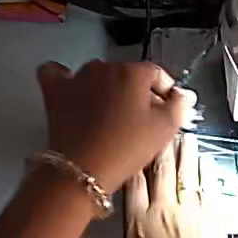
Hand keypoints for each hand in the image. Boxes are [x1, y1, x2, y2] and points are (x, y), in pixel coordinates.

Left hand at [36, 60, 194, 192]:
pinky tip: (73, 90)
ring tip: (110, 113)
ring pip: (97, 75)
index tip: (168, 108)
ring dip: (107, 88)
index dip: (165, 91)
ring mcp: (77, 77)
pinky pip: (56, 74)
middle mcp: (105, 67)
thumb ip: (179, 105)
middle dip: (137, 91)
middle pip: (128, 74)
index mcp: (133, 72)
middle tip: (142, 117)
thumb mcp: (165, 128)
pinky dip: (65, 79)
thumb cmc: (127, 147)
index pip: (157, 73)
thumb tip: (182, 95)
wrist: (83, 170)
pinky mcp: (55, 91)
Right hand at [69, 134, 237, 237]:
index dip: (131, 158)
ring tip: (182, 132)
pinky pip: (208, 185)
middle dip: (159, 144)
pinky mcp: (214, 218)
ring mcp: (191, 212)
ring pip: (185, 171)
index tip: (130, 140)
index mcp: (137, 227)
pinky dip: (205, 169)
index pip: (131, 182)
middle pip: (160, 168)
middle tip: (159, 123)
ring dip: (184, 149)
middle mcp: (164, 212)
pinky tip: (203, 160)